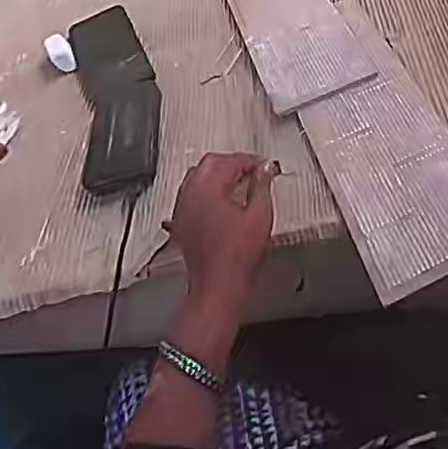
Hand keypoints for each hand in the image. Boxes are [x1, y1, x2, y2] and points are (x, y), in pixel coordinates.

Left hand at [169, 153, 276, 304]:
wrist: (219, 287)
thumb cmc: (236, 258)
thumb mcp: (260, 216)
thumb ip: (262, 187)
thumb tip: (265, 171)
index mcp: (208, 190)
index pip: (228, 161)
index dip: (249, 161)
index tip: (263, 167)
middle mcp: (190, 196)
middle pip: (208, 164)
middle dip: (232, 164)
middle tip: (253, 172)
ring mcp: (183, 209)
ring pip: (197, 177)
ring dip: (218, 176)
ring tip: (240, 185)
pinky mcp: (182, 223)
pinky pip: (191, 195)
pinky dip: (207, 191)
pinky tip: (222, 201)